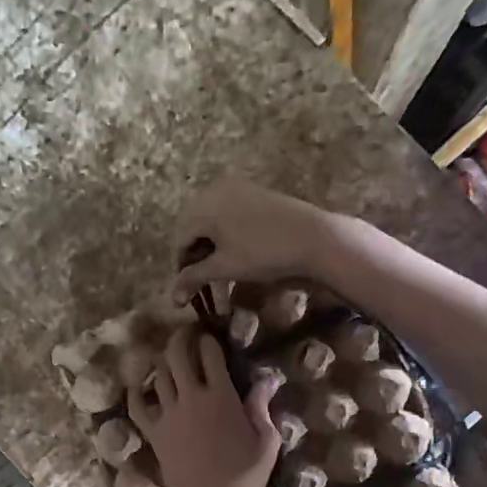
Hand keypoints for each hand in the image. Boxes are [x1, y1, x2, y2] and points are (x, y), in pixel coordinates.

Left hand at [127, 328, 278, 486]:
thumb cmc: (246, 473)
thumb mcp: (267, 439)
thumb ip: (262, 405)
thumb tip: (268, 378)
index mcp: (221, 395)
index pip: (210, 354)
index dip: (209, 340)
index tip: (210, 337)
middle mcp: (191, 396)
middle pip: (177, 355)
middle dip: (180, 338)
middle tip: (185, 334)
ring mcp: (168, 414)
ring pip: (158, 376)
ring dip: (163, 362)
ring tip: (168, 358)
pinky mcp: (154, 432)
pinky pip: (137, 406)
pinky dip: (136, 393)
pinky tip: (137, 386)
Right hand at [171, 177, 358, 301]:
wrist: (315, 238)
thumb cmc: (264, 253)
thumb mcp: (225, 268)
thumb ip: (194, 278)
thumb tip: (172, 299)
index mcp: (204, 204)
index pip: (181, 239)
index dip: (182, 267)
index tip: (188, 290)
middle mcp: (216, 189)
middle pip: (196, 228)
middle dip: (197, 257)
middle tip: (205, 284)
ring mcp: (239, 188)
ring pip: (214, 222)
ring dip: (213, 249)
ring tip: (222, 273)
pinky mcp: (257, 193)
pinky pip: (231, 215)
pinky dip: (228, 236)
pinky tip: (238, 255)